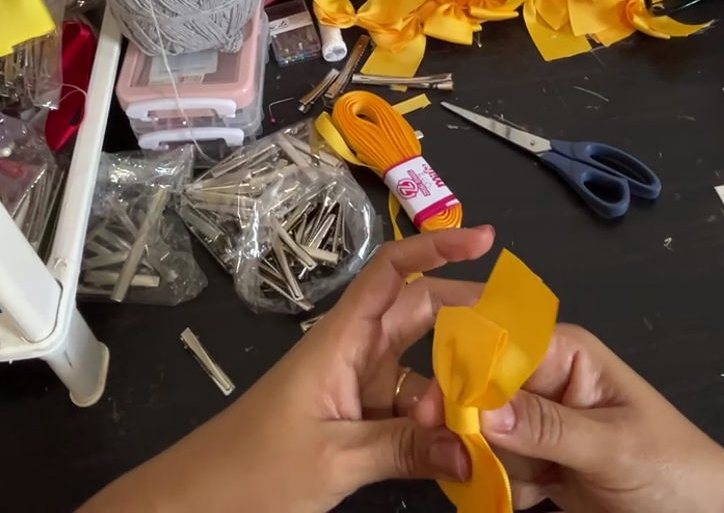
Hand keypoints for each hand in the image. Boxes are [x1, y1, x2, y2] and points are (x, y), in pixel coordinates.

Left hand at [80, 226, 495, 512]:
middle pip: (417, 311)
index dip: (436, 246)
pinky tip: (464, 441)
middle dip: (467, 314)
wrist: (204, 497)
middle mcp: (355, 347)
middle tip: (520, 332)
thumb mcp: (333, 459)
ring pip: (419, 362)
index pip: (392, 270)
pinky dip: (436, 417)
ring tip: (502, 396)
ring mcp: (357, 381)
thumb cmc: (257, 465)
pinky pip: (408, 403)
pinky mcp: (357, 413)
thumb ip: (403, 449)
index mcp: (342, 335)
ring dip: (455, 378)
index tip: (484, 237)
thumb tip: (475, 449)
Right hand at [413, 324, 723, 511]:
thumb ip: (547, 428)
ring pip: (486, 432)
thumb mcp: (615, 448)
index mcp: (564, 353)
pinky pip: (499, 467)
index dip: (464, 365)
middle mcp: (545, 380)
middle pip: (483, 389)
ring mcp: (541, 424)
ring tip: (516, 488)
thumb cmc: (676, 471)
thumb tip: (482, 411)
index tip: (433, 401)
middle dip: (472, 425)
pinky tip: (519, 501)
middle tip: (461, 458)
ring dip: (489, 463)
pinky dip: (499, 487)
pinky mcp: (541, 463)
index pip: (500, 342)